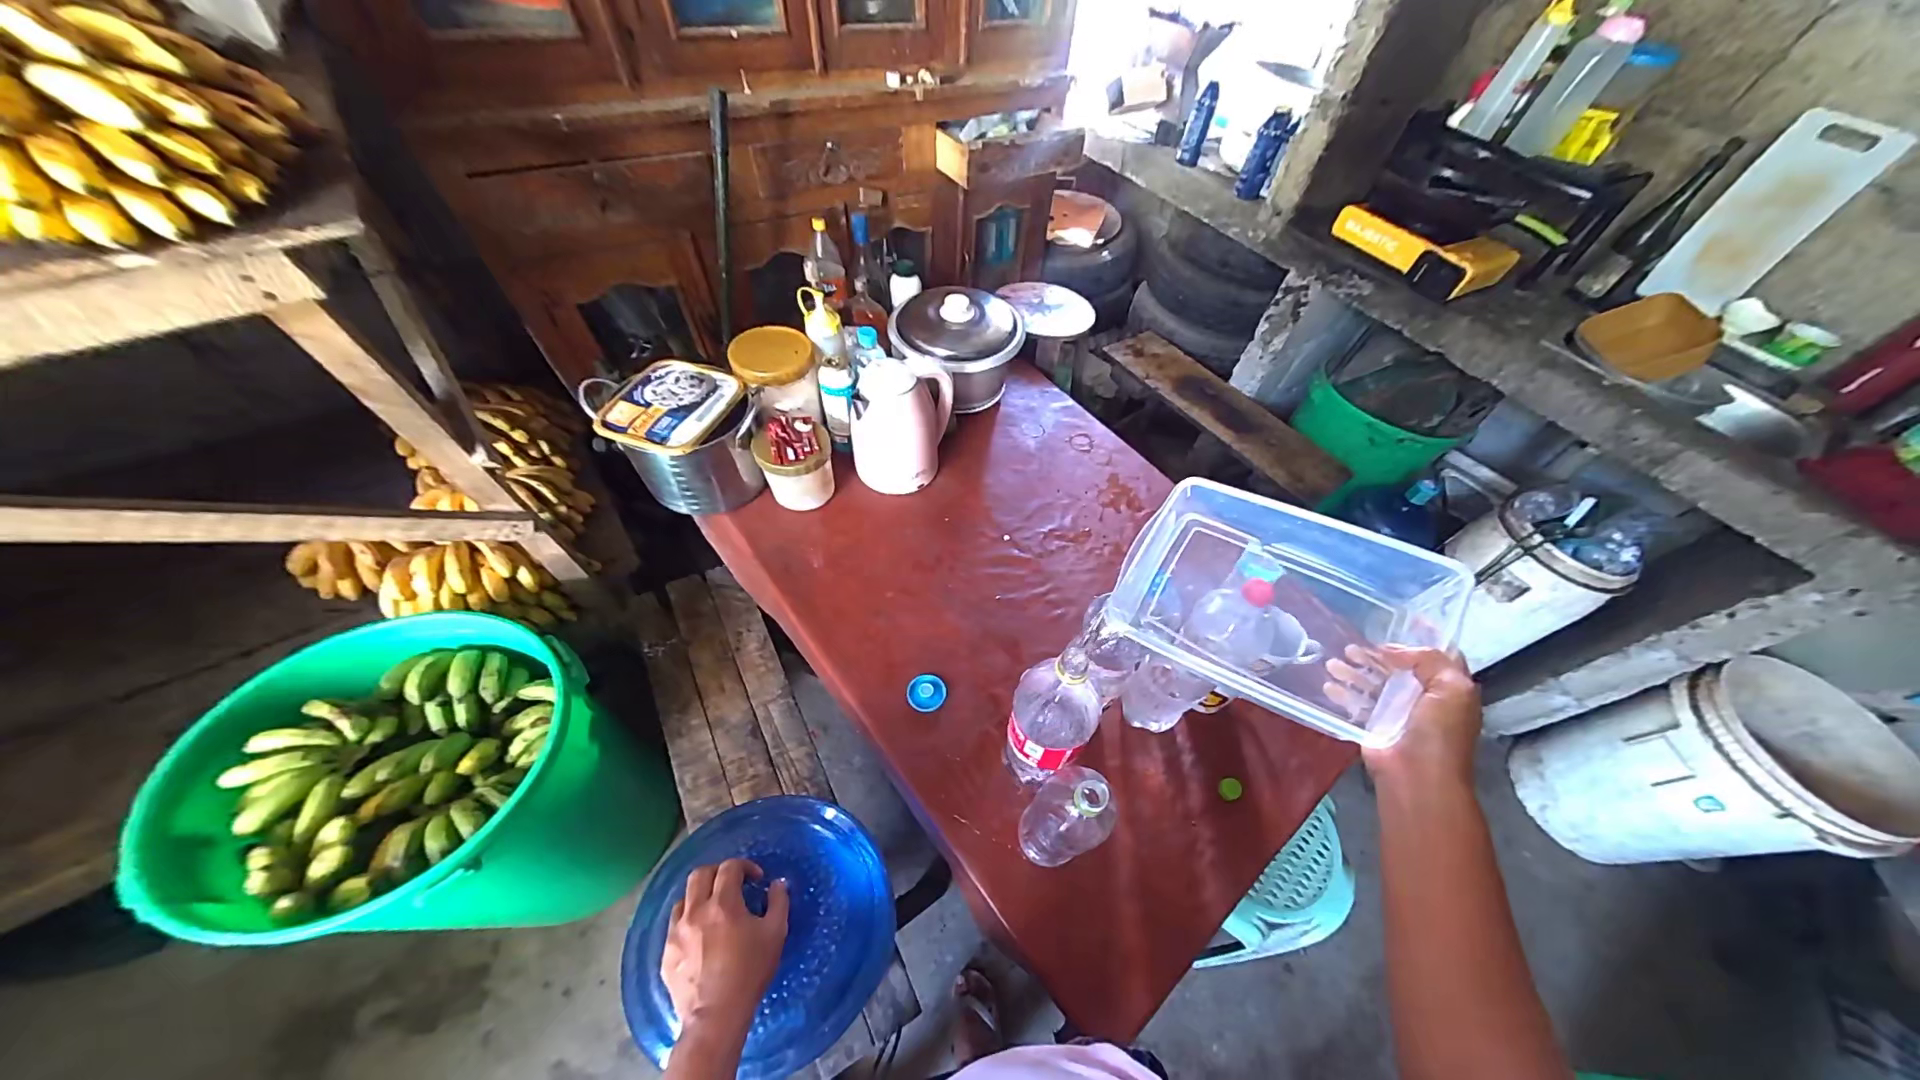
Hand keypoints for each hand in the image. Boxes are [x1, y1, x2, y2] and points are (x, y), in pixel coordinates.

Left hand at [662, 858, 789, 1037]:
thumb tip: (777, 883)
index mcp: (723, 904)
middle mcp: (695, 911)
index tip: (756, 879)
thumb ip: (779, 902)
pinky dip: (688, 921)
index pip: (730, 867)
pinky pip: (674, 926)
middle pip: (700, 874)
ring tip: (714, 910)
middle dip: (718, 872)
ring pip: (684, 898)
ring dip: (700, 896)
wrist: (716, 1016)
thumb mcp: (775, 933)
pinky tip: (700, 937)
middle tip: (733, 884)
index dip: (745, 866)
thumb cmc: (750, 972)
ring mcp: (676, 933)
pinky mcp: (666, 953)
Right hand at [1325, 646, 1480, 788]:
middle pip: (1397, 667)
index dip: (1423, 636)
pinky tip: (1329, 684)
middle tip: (1353, 646)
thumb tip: (1391, 651)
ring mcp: (1397, 712)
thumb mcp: (1451, 689)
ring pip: (1373, 683)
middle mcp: (1423, 698)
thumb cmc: (1439, 732)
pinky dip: (1342, 692)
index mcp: (1448, 688)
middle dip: (1376, 655)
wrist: (1417, 776)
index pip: (1438, 655)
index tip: (1400, 620)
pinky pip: (1355, 702)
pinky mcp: (1374, 725)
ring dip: (1354, 671)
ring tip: (1334, 663)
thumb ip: (1428, 660)